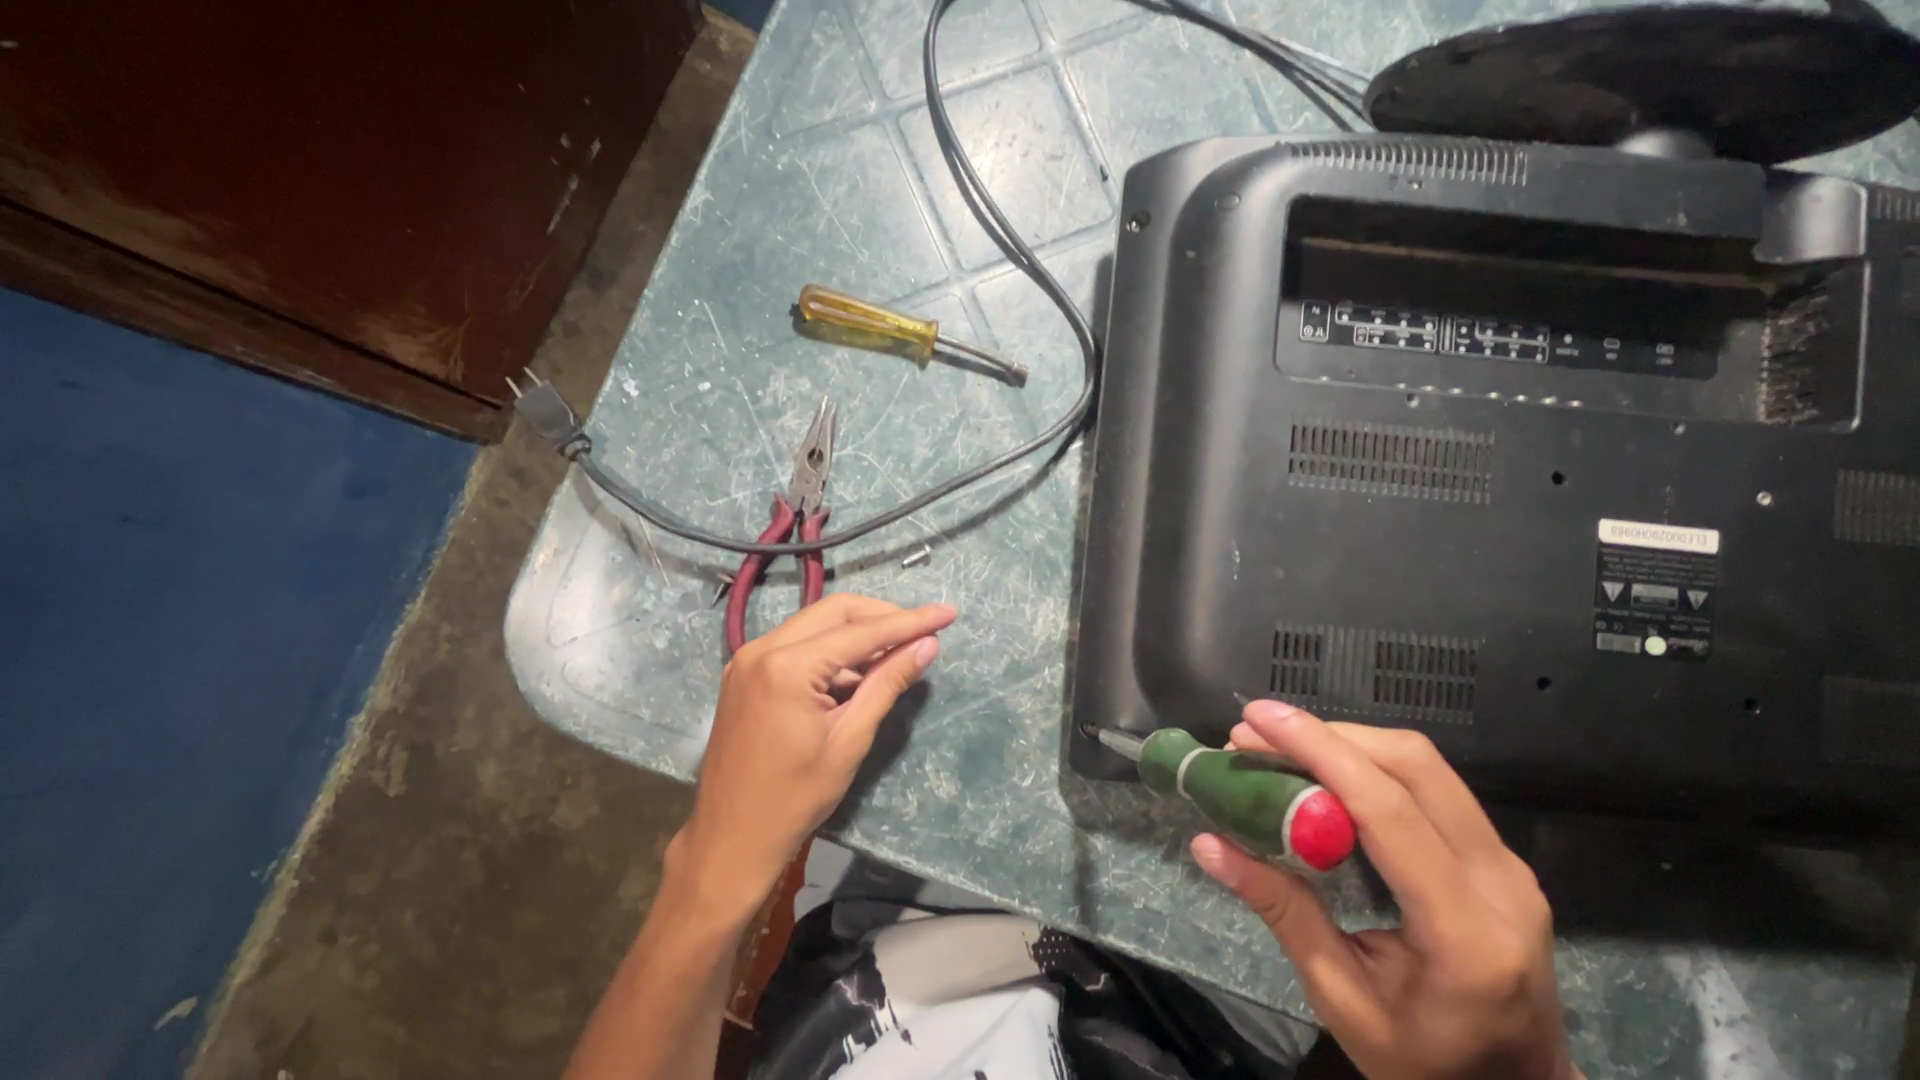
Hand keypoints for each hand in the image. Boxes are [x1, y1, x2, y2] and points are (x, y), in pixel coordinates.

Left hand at [669, 595, 956, 909]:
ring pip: (814, 624)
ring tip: (896, 653)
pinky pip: (796, 644)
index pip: (860, 631)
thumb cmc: (795, 797)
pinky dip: (830, 650)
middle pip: (835, 612)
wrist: (731, 837)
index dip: (909, 621)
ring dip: (856, 633)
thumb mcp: (850, 739)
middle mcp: (762, 648)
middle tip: (923, 630)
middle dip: (882, 616)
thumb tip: (927, 645)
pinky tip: (858, 671)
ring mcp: (747, 659)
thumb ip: (887, 684)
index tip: (947, 613)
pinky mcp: (744, 673)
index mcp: (787, 666)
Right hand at [1191, 701, 1575, 1079]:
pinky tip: (1326, 777)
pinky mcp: (1501, 860)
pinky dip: (1372, 768)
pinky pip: (1434, 789)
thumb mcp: (1341, 1000)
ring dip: (1348, 746)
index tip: (1256, 720)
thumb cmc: (1423, 1064)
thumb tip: (1208, 844)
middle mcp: (1500, 882)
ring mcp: (1509, 867)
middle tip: (1255, 734)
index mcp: (1464, 929)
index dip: (1319, 751)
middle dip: (1329, 736)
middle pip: (1414, 766)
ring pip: (1427, 768)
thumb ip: (1283, 911)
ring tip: (1279, 751)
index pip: (1389, 810)